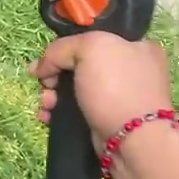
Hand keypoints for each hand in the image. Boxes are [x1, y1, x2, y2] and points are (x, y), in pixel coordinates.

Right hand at [28, 32, 173, 151]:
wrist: (132, 139)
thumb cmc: (115, 87)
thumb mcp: (91, 48)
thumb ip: (62, 48)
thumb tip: (42, 67)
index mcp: (135, 46)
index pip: (90, 40)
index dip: (64, 49)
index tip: (47, 63)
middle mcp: (129, 69)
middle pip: (76, 65)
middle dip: (53, 75)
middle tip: (46, 84)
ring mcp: (117, 96)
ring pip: (71, 88)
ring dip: (50, 95)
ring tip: (47, 105)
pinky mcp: (105, 118)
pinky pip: (73, 109)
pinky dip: (56, 111)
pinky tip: (48, 116)